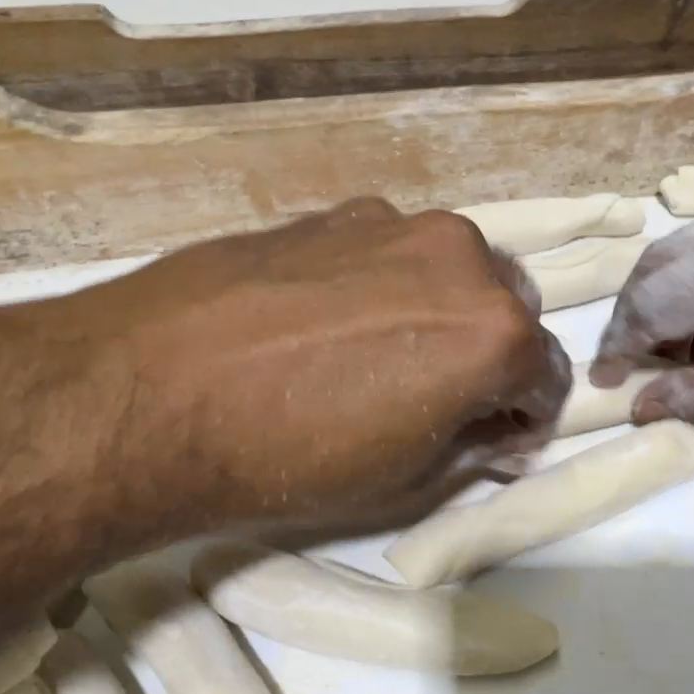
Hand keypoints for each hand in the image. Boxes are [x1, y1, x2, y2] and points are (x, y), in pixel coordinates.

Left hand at [24, 198, 569, 534]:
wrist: (145, 397)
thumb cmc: (294, 458)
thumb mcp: (410, 481)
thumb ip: (476, 446)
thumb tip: (497, 430)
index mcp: (496, 332)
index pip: (548, 376)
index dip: (526, 419)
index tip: (494, 445)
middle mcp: (461, 259)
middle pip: (509, 313)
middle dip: (490, 358)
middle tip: (441, 401)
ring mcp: (394, 223)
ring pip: (451, 273)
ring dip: (442, 315)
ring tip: (381, 358)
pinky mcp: (334, 212)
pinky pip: (390, 253)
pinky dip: (387, 286)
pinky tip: (331, 324)